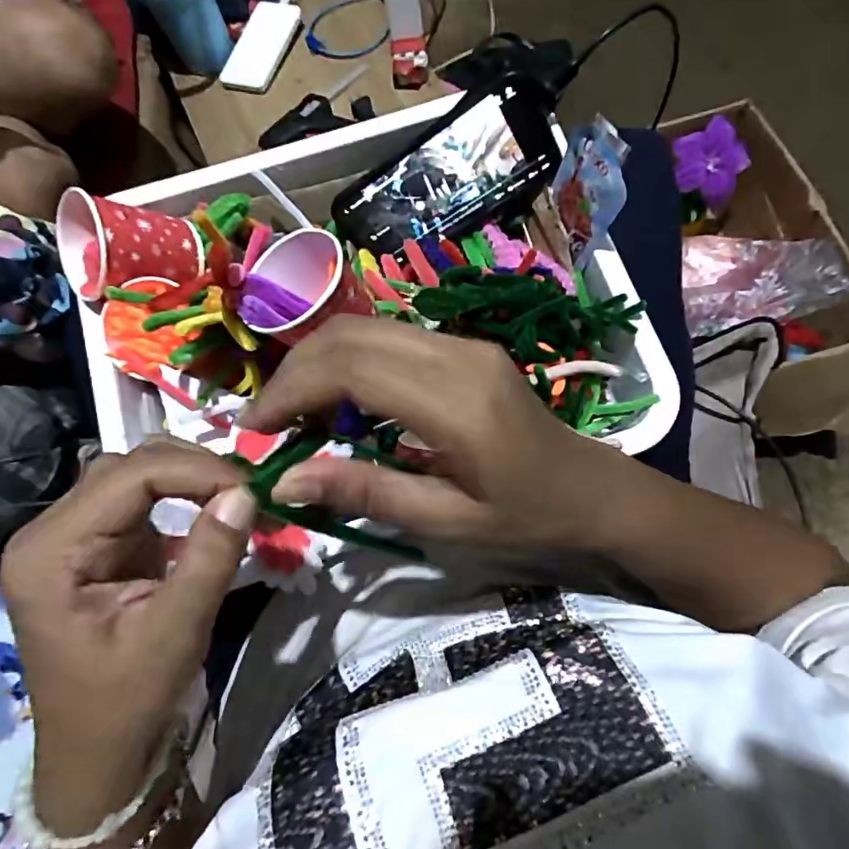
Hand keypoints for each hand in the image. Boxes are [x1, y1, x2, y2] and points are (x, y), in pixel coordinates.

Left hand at [0, 440, 256, 829]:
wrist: (100, 753)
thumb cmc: (128, 700)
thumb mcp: (176, 630)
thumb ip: (209, 556)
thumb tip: (247, 493)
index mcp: (51, 551)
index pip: (129, 476)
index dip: (196, 470)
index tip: (254, 489)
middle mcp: (52, 533)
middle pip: (129, 467)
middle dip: (196, 470)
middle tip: (253, 493)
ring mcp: (73, 539)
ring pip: (138, 477)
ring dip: (193, 480)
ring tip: (241, 499)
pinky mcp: (100, 550)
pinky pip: (144, 503)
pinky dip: (187, 499)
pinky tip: (218, 513)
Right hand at [239, 317, 643, 551]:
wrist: (592, 490)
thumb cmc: (528, 516)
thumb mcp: (449, 521)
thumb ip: (369, 492)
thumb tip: (288, 478)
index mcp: (457, 402)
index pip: (350, 367)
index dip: (290, 390)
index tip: (256, 428)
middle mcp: (459, 356)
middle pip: (351, 334)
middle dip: (296, 371)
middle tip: (270, 421)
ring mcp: (467, 345)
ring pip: (369, 328)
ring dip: (322, 362)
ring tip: (301, 416)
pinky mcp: (469, 349)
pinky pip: (394, 338)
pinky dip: (354, 361)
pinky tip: (346, 403)